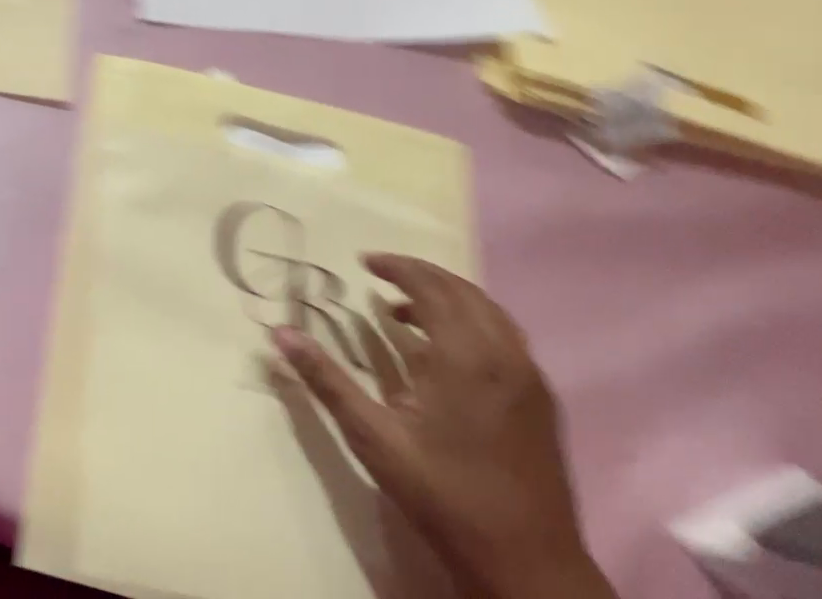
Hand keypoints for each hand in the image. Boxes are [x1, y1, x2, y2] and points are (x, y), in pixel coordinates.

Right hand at [271, 255, 615, 598]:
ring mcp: (530, 378)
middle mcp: (505, 356)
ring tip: (405, 310)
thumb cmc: (442, 493)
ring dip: (448, 299)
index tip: (365, 262)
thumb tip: (281, 333)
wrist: (525, 560)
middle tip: (381, 275)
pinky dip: (471, 323)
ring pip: (491, 313)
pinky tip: (444, 351)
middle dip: (422, 276)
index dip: (399, 268)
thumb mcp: (372, 437)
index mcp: (465, 357)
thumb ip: (326, 380)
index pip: (433, 288)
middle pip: (465, 292)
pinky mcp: (540, 401)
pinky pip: (505, 338)